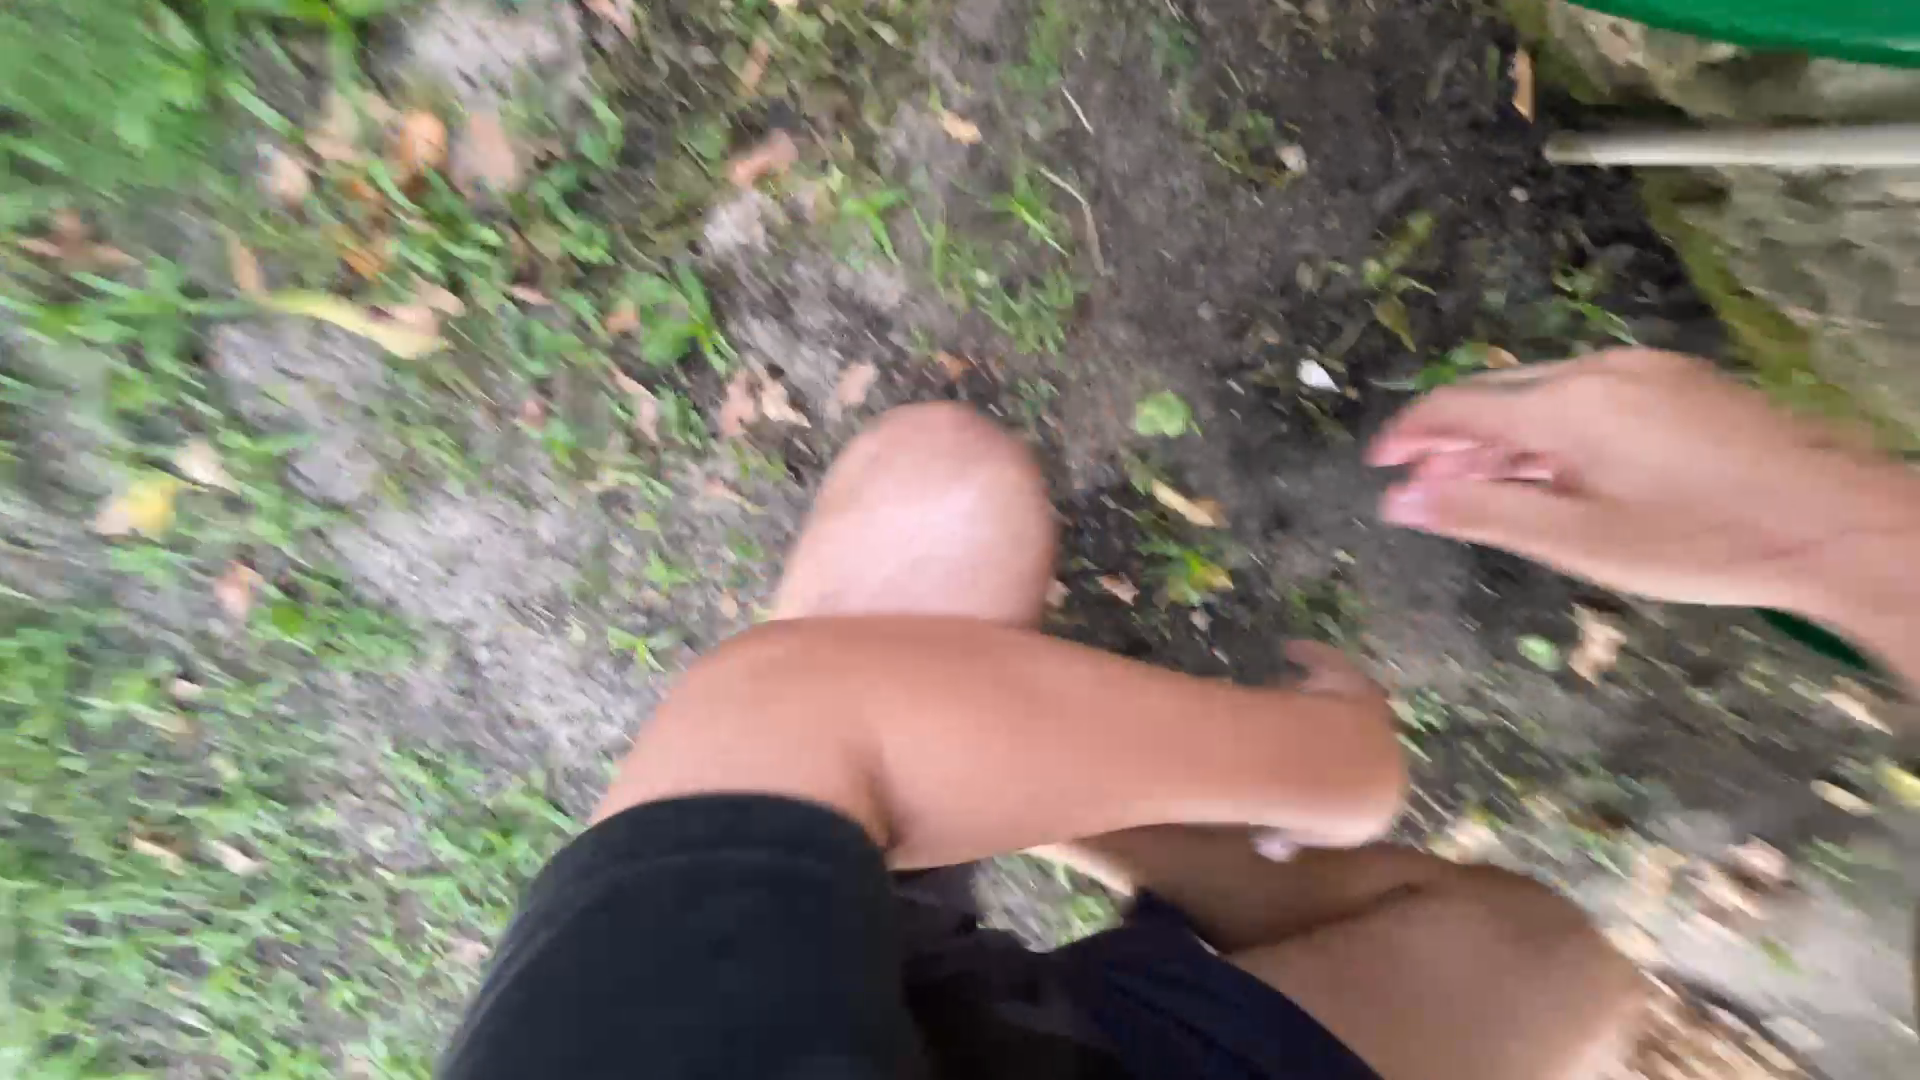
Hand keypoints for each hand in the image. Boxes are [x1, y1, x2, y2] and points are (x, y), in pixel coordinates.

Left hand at [1254, 641, 1404, 850]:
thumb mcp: (1301, 830)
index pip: (1358, 785)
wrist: (1341, 777)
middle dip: (1332, 729)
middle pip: (1357, 736)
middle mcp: (1382, 752)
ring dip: (1320, 695)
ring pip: (1346, 700)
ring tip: (1293, 686)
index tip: (1306, 770)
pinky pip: (1332, 664)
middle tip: (1303, 723)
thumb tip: (1270, 848)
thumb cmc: (1326, 813)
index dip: (1330, 777)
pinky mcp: (1349, 686)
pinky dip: (1312, 655)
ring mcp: (1367, 717)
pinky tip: (1291, 647)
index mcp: (1377, 794)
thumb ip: (1285, 835)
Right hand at [1365, 349, 1919, 615]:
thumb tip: (1397, 503)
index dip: (1406, 435)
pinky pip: (1578, 397)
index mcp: (1565, 406)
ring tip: (1474, 484)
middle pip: (1491, 396)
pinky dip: (1539, 431)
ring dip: (1492, 438)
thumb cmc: (1699, 541)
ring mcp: (1641, 373)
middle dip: (1446, 440)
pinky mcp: (1674, 384)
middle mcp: (1596, 372)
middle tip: (1422, 485)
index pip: (1454, 407)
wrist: (1851, 528)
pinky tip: (1541, 469)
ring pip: (1535, 396)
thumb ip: (1478, 512)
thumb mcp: (1574, 539)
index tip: (1378, 465)